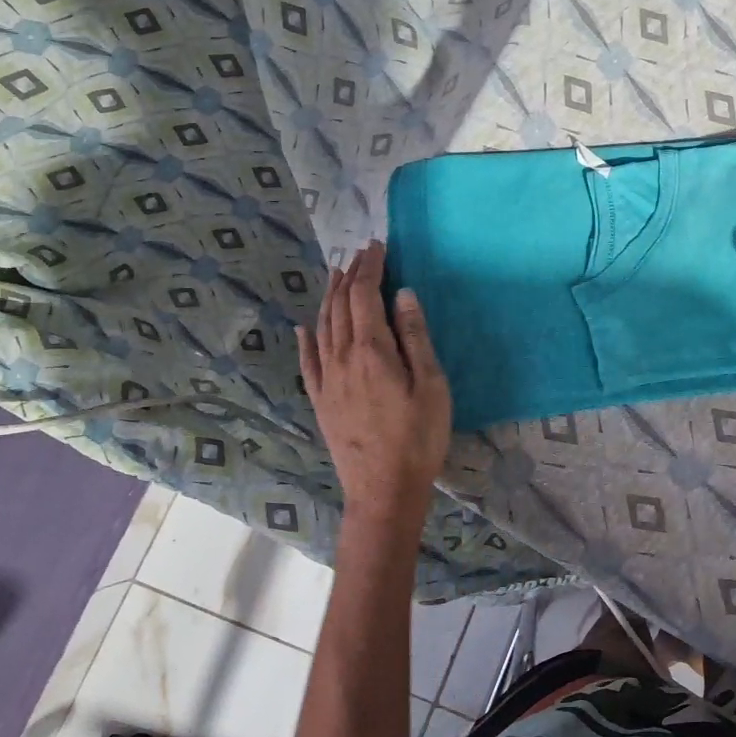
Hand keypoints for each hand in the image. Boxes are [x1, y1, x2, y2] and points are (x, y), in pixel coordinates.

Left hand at [297, 241, 450, 521]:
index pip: (364, 296)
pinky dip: (306, 338)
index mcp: (372, 351)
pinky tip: (304, 327)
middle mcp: (342, 358)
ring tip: (337, 276)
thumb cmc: (418, 437)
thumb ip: (415, 337)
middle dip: (351, 276)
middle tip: (362, 254)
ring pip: (322, 327)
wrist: (383, 490)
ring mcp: (327, 381)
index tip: (376, 246)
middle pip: (341, 306)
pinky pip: (308, 361)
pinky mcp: (321, 401)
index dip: (369, 268)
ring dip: (330, 298)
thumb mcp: (431, 385)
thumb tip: (402, 294)